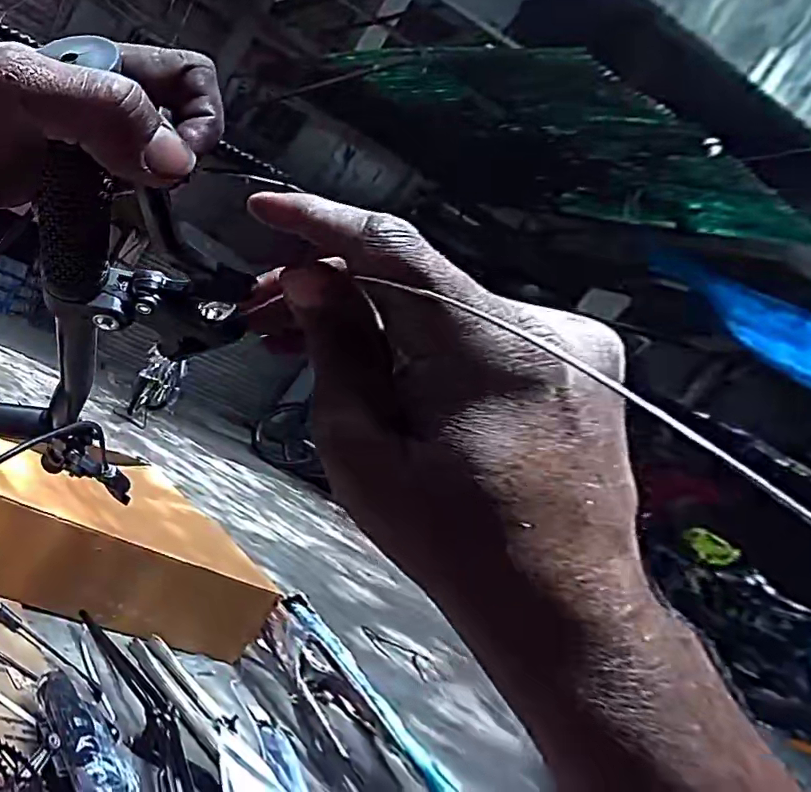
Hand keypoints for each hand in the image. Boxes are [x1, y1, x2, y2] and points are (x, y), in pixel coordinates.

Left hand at [0, 42, 222, 230]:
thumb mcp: (18, 93)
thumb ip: (99, 110)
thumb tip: (173, 156)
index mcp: (80, 65)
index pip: (176, 74)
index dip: (194, 112)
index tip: (177, 157)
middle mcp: (75, 103)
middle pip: (157, 122)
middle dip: (166, 155)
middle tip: (136, 186)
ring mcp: (54, 146)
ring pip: (125, 162)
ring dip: (134, 185)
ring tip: (105, 202)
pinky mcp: (32, 183)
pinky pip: (86, 193)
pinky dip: (98, 206)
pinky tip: (80, 214)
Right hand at [242, 193, 640, 615]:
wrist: (555, 606)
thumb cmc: (445, 535)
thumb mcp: (358, 441)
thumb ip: (335, 346)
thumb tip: (306, 276)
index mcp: (490, 350)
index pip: (392, 249)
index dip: (317, 220)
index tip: (261, 205)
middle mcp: (539, 330)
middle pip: (402, 273)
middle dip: (318, 281)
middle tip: (254, 306)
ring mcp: (556, 344)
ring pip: (422, 297)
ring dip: (349, 307)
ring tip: (284, 332)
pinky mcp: (554, 360)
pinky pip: (450, 322)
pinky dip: (391, 328)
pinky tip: (344, 349)